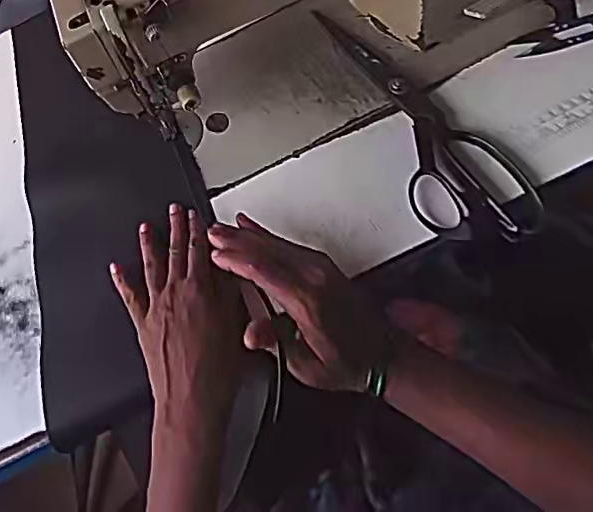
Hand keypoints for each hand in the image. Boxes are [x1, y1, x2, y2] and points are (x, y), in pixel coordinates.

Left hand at [111, 204, 244, 430]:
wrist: (191, 403)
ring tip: (146, 227)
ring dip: (149, 243)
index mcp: (201, 290)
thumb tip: (227, 270)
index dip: (197, 229)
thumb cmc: (217, 373)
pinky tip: (116, 267)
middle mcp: (176, 292)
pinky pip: (130, 296)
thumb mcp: (235, 325)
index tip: (195, 214)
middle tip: (173, 209)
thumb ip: (229, 293)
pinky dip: (122, 280)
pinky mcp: (143, 323)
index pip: (199, 249)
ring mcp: (156, 306)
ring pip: (152, 265)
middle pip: (176, 251)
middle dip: (175, 226)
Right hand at [208, 213, 389, 392]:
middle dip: (236, 240)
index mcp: (308, 301)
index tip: (216, 255)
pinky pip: (286, 244)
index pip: (264, 272)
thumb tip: (250, 334)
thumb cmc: (347, 362)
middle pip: (267, 250)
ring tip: (223, 228)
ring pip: (275, 243)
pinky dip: (265, 235)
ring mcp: (318, 266)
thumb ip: (277, 344)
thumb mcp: (307, 366)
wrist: (381, 353)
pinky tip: (250, 227)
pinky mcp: (320, 263)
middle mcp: (314, 277)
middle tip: (211, 233)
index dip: (237, 260)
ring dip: (247, 234)